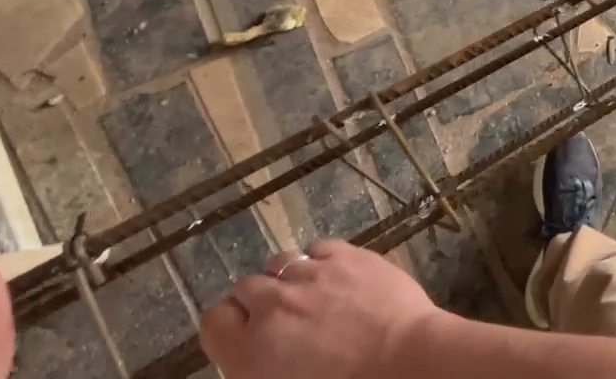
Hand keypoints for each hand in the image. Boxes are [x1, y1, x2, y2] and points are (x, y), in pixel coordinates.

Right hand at [200, 240, 442, 378]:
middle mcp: (274, 305)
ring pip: (281, 262)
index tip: (243, 333)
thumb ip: (258, 369)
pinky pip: (319, 248)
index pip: (214, 321)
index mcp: (249, 349)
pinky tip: (334, 276)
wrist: (402, 360)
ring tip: (307, 294)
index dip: (228, 326)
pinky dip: (320, 260)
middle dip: (257, 301)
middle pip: (246, 287)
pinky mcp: (348, 255)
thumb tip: (262, 354)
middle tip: (281, 317)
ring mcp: (313, 274)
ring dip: (286, 277)